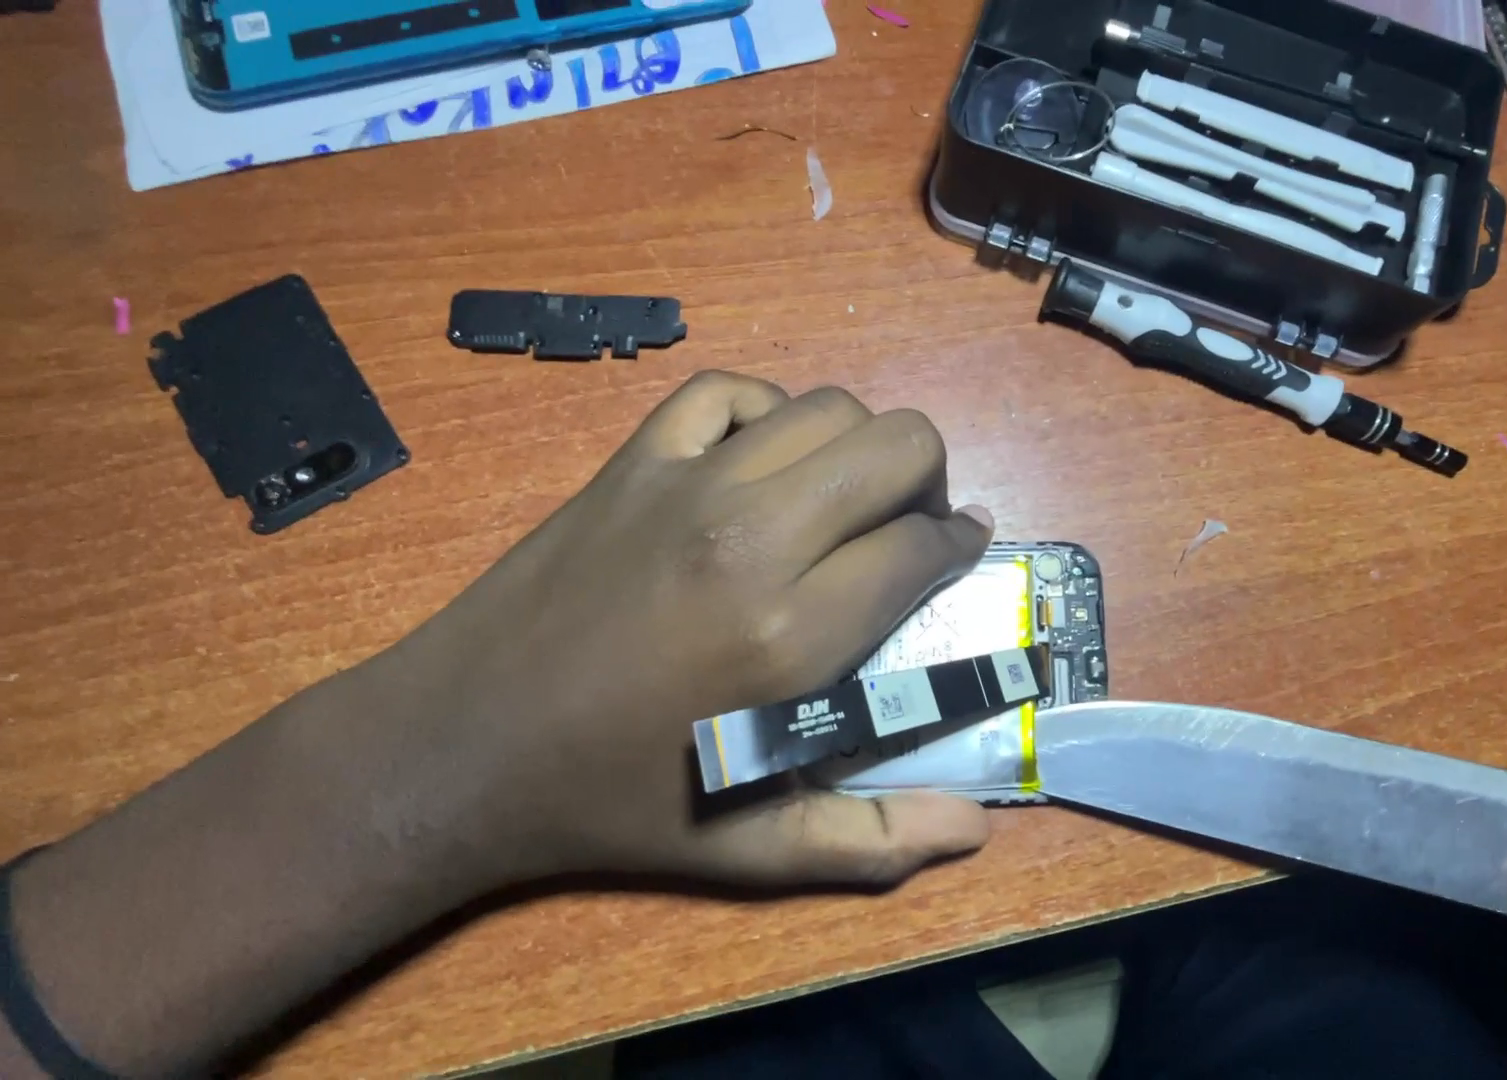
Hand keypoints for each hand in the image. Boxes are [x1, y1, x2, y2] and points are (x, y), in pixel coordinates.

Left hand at [367, 370, 995, 888]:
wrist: (458, 748)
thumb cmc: (617, 801)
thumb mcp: (750, 849)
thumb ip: (873, 839)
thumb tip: (976, 833)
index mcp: (791, 634)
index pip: (920, 548)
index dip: (961, 544)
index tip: (963, 549)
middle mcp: (753, 538)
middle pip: (896, 445)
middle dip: (929, 479)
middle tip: (908, 526)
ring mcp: (687, 485)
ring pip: (826, 408)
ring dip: (859, 446)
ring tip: (844, 497)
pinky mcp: (632, 463)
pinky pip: (726, 394)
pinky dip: (765, 413)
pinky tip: (761, 461)